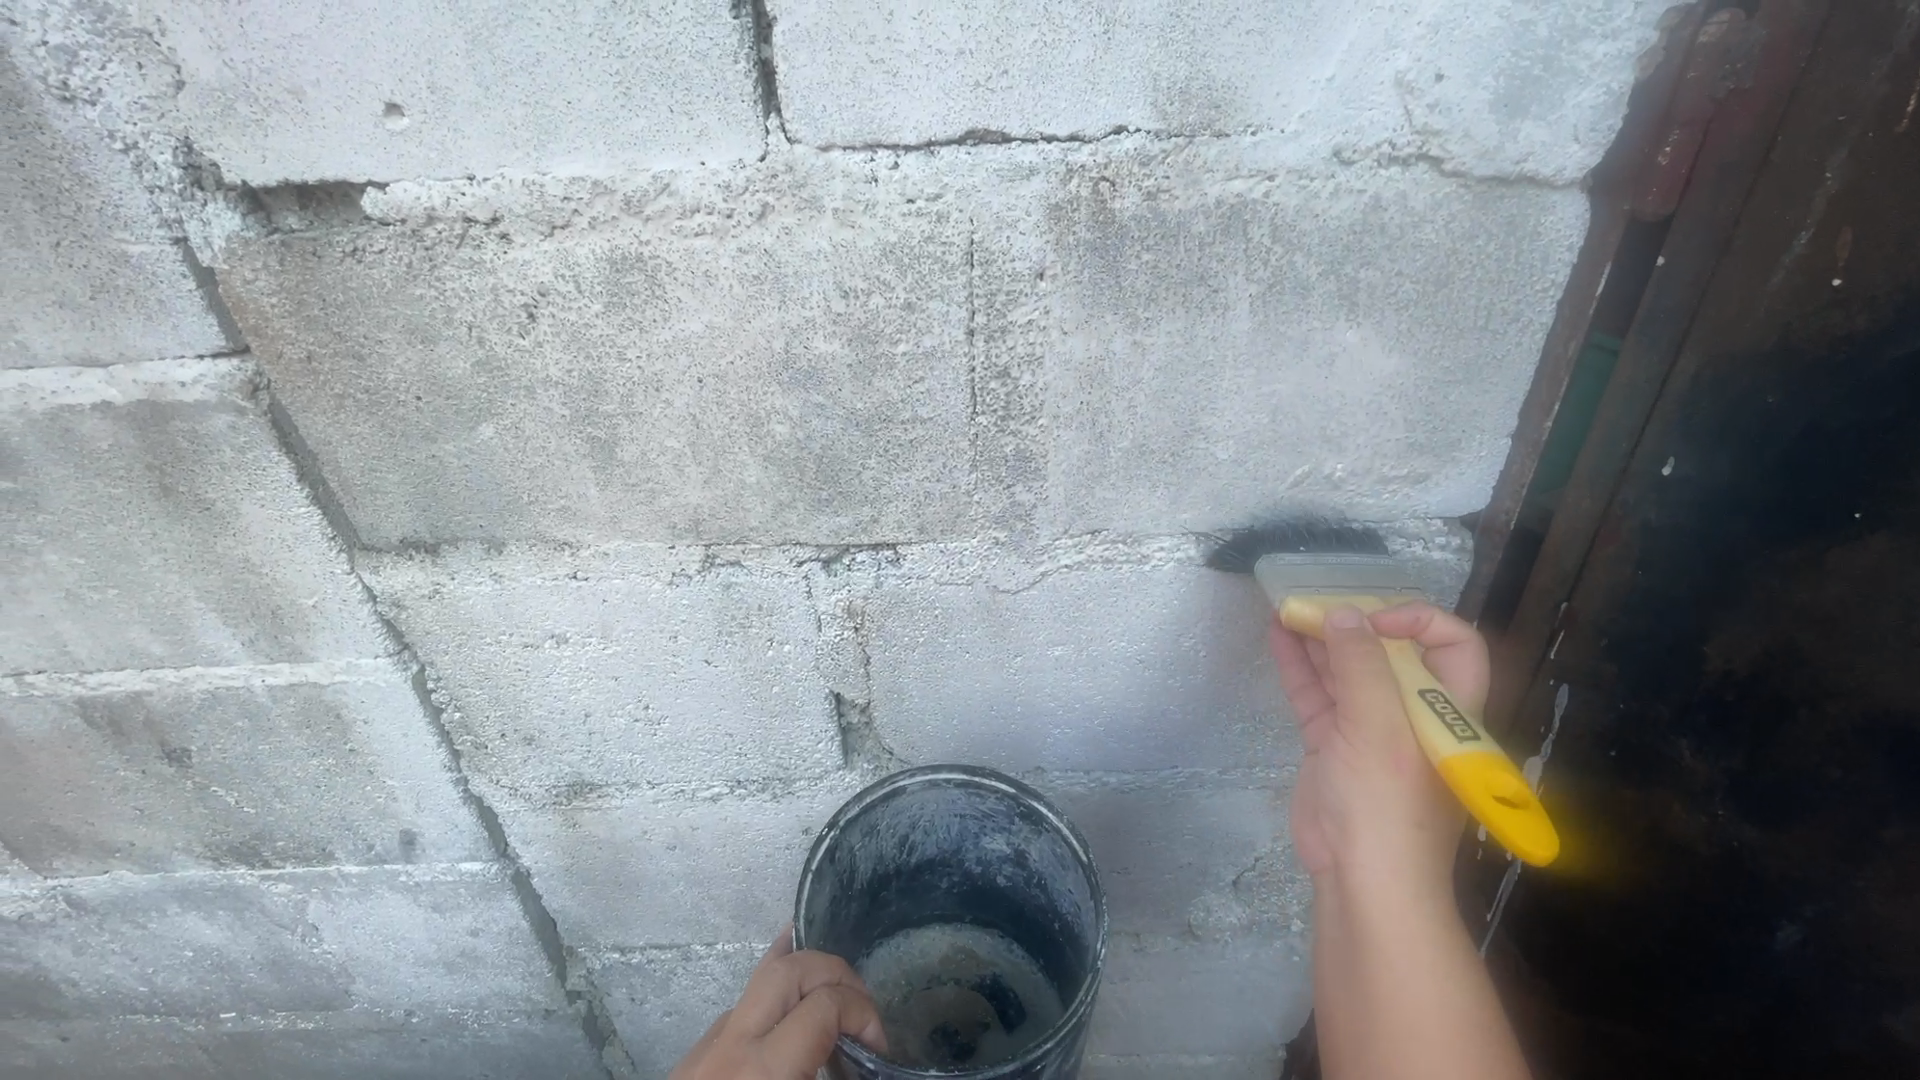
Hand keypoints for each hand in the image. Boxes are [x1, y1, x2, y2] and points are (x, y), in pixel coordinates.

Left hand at [670, 926, 887, 1079]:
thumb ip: (828, 1071)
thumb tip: (867, 1055)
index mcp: (761, 1070)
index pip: (825, 1006)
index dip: (864, 1013)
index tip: (879, 1043)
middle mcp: (730, 1045)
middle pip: (791, 968)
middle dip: (835, 972)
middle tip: (861, 1006)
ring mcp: (706, 1044)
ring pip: (760, 977)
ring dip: (804, 971)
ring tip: (838, 983)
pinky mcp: (693, 1055)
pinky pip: (742, 1004)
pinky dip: (774, 990)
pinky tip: (790, 986)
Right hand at [1271, 601, 1482, 897]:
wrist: (1361, 877)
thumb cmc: (1387, 803)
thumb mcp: (1379, 728)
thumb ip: (1361, 666)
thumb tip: (1343, 613)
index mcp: (1445, 708)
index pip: (1452, 645)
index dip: (1417, 621)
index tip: (1370, 620)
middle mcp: (1411, 711)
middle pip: (1389, 651)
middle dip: (1355, 620)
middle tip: (1316, 599)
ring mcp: (1367, 727)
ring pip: (1346, 668)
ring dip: (1320, 636)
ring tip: (1288, 607)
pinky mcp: (1331, 743)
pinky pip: (1316, 693)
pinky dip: (1298, 664)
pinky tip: (1278, 636)